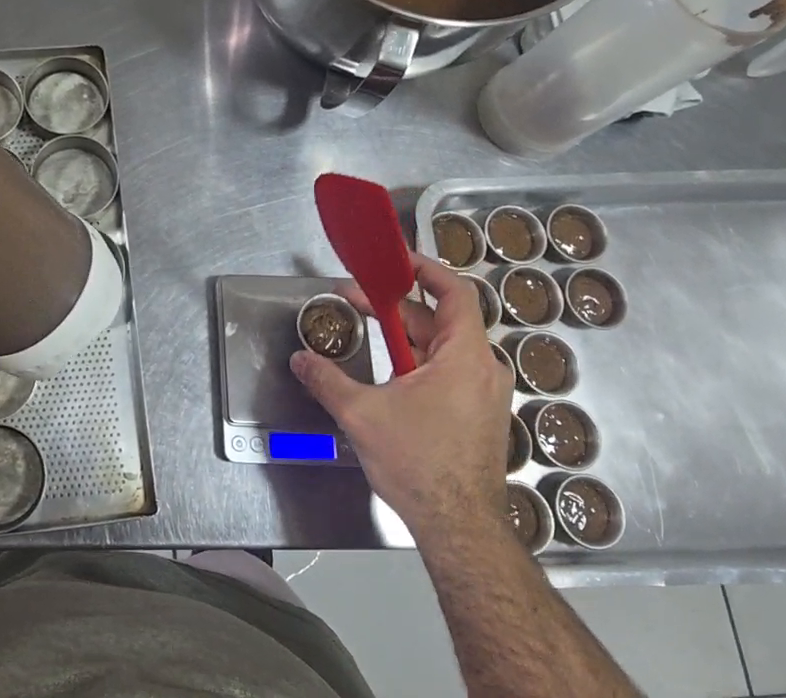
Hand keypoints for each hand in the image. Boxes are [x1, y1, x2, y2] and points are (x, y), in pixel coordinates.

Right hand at [291, 254, 514, 542]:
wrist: (458, 525)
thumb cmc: (418, 463)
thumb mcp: (362, 415)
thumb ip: (328, 379)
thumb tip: (301, 359)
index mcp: (465, 356)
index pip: (453, 291)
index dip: (423, 268)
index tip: (392, 259)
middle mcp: (483, 368)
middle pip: (440, 318)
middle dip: (395, 304)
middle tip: (353, 297)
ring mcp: (483, 393)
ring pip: (442, 347)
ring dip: (404, 334)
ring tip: (364, 328)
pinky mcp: (477, 415)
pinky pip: (447, 371)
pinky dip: (416, 359)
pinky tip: (386, 371)